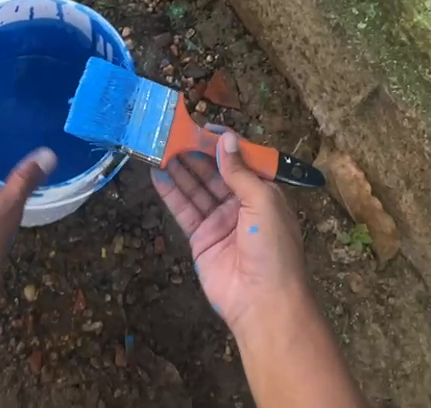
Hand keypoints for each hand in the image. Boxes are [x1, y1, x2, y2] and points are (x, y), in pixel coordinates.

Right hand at [152, 126, 309, 332]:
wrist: (264, 303)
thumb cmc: (272, 248)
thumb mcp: (263, 201)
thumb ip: (239, 171)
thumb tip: (225, 138)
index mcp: (262, 192)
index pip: (240, 160)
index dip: (222, 143)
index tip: (203, 126)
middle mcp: (240, 203)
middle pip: (214, 172)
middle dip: (195, 152)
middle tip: (173, 133)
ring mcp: (219, 221)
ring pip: (197, 188)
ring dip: (180, 168)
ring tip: (160, 147)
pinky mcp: (201, 238)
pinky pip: (185, 209)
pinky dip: (171, 192)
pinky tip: (158, 173)